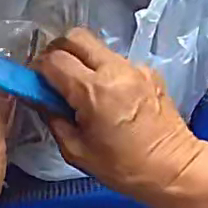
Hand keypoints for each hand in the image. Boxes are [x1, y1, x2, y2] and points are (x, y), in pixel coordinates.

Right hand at [36, 27, 207, 202]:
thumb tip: (39, 99)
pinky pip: (116, 62)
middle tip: (52, 75)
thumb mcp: (75, 150)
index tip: (34, 82)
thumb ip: (53, 118)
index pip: (53, 60)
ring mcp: (135, 68)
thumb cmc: (122, 167)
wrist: (173, 169)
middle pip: (75, 37)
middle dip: (57, 51)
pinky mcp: (149, 71)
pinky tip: (107, 97)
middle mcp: (114, 71)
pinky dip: (104, 72)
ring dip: (81, 61)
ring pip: (96, 48)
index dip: (37, 69)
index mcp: (93, 91)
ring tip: (80, 90)